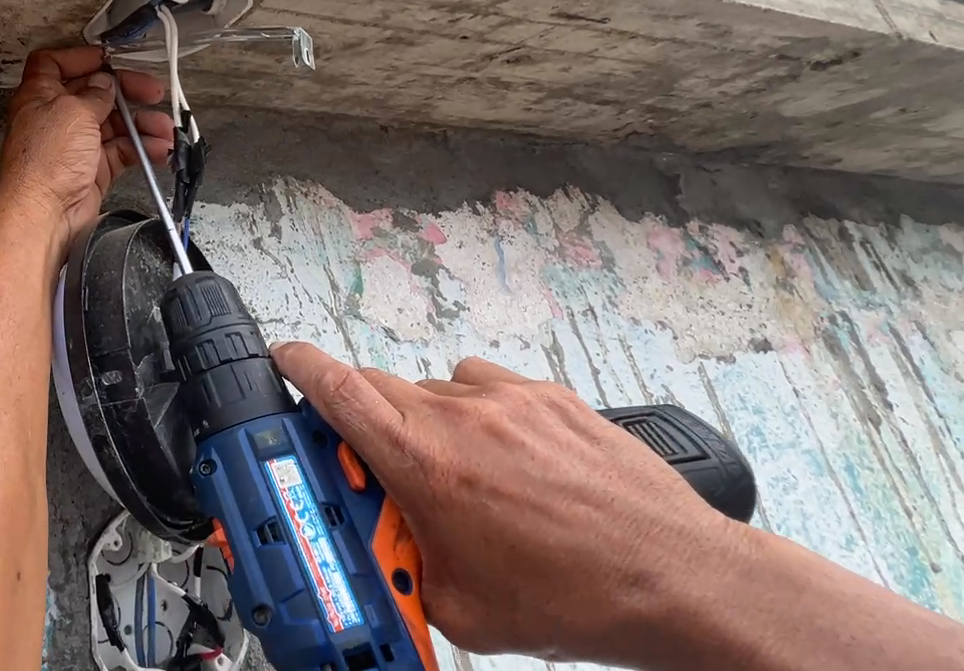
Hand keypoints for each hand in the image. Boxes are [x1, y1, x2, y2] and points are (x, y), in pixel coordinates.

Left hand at [0, 47, 172, 250]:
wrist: (44, 214)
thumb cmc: (44, 163)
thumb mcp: (74, 112)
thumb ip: (94, 93)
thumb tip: (105, 84)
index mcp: (39, 96)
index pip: (53, 64)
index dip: (81, 58)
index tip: (110, 59)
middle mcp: (55, 118)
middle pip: (93, 93)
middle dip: (125, 90)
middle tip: (151, 91)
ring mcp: (73, 145)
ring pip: (112, 124)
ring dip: (141, 123)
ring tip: (163, 127)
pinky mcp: (90, 169)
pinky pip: (121, 152)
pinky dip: (141, 149)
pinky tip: (158, 148)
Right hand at [272, 344, 745, 665]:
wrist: (682, 580)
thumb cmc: (580, 597)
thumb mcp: (462, 607)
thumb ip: (402, 565)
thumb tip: (382, 551)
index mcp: (422, 462)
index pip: (335, 387)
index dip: (297, 363)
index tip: (281, 356)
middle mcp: (456, 417)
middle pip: (375, 386)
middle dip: (364, 417)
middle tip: (384, 463)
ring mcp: (504, 399)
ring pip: (430, 390)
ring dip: (426, 422)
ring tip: (462, 472)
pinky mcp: (545, 395)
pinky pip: (484, 386)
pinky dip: (477, 412)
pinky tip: (506, 455)